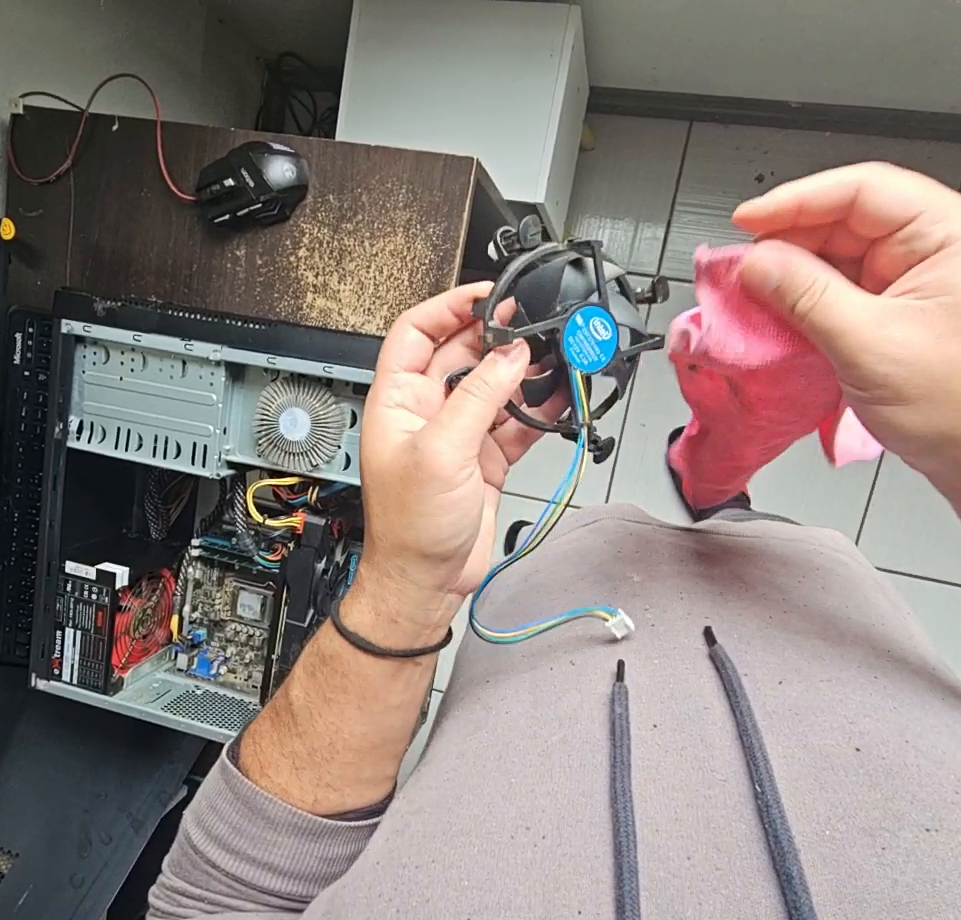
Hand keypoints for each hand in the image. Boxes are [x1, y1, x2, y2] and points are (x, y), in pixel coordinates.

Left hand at [355, 282, 538, 632]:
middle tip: (533, 326)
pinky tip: (562, 397)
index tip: (487, 295)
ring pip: (495, 386)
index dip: (448, 306)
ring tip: (556, 357)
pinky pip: (516, 422)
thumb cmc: (410, 530)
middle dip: (497, 337)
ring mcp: (459, 434)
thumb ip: (479, 397)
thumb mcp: (441, 453)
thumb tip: (510, 354)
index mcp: (398, 401)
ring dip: (524, 372)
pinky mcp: (485, 458)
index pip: (416, 332)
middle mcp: (427, 412)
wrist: (428, 581)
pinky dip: (540, 410)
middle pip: (462, 354)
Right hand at [731, 163, 960, 484]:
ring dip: (788, 274)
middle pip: (844, 220)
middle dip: (786, 242)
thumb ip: (807, 297)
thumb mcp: (871, 345)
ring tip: (749, 294)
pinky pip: (835, 290)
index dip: (798, 200)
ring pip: (834, 256)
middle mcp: (935, 247)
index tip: (747, 221)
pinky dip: (800, 301)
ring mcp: (911, 279)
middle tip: (739, 267)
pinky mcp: (891, 309)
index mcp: (953, 235)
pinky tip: (773, 313)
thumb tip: (756, 263)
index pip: (863, 190)